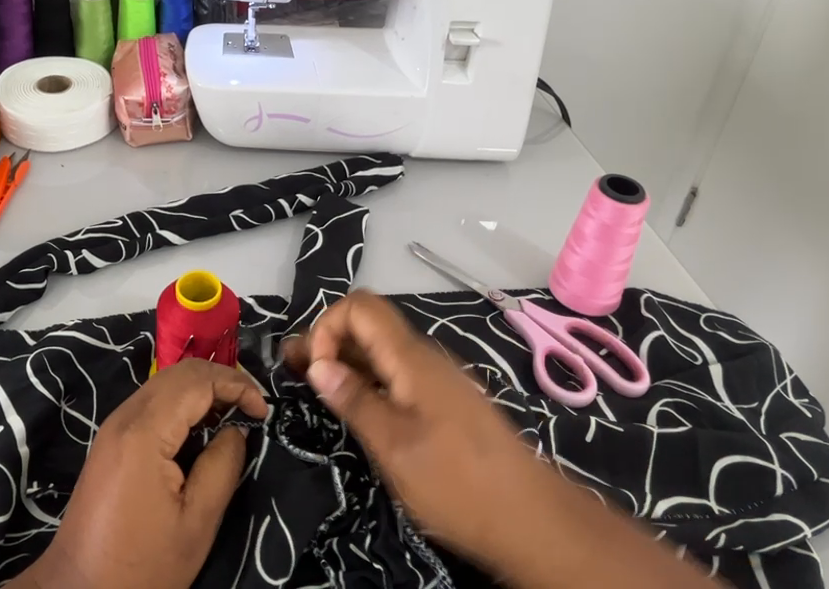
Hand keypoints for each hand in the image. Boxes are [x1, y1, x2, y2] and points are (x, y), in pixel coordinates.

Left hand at [13, 359, 267, 588]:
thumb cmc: (143, 564)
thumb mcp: (197, 523)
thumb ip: (222, 467)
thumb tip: (236, 430)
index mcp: (145, 430)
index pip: (197, 381)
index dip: (236, 384)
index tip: (264, 411)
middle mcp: (125, 416)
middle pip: (179, 372)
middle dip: (221, 380)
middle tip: (252, 407)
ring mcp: (113, 426)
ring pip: (164, 383)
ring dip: (201, 390)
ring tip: (234, 415)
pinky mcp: (110, 440)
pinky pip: (151, 402)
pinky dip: (182, 403)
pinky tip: (201, 429)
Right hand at [283, 289, 528, 556]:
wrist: (534, 522)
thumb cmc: (458, 483)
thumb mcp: (394, 446)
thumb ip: (354, 401)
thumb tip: (317, 365)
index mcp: (412, 359)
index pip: (360, 307)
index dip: (328, 326)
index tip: (316, 370)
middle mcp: (426, 359)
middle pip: (369, 326)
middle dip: (328, 341)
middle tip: (294, 369)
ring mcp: (439, 381)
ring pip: (383, 352)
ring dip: (346, 362)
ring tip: (316, 386)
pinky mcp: (446, 404)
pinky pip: (398, 375)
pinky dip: (369, 381)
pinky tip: (356, 406)